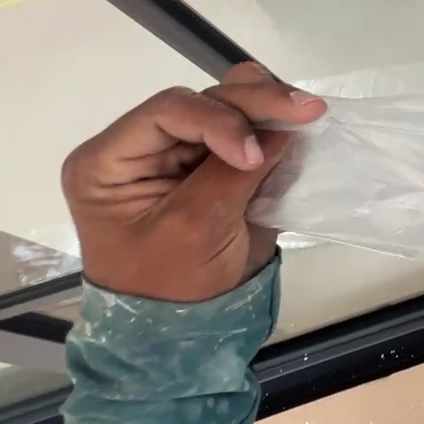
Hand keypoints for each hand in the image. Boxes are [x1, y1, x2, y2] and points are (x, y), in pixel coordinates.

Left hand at [61, 62, 326, 302]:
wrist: (189, 323)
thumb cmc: (172, 283)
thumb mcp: (194, 227)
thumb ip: (233, 172)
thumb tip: (283, 128)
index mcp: (111, 161)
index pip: (170, 111)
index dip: (221, 120)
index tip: (256, 158)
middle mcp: (147, 145)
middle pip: (208, 99)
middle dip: (259, 102)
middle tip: (312, 110)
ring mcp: (187, 150)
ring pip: (235, 101)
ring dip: (273, 103)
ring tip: (310, 111)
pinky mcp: (223, 159)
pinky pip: (254, 124)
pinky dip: (280, 121)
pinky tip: (303, 125)